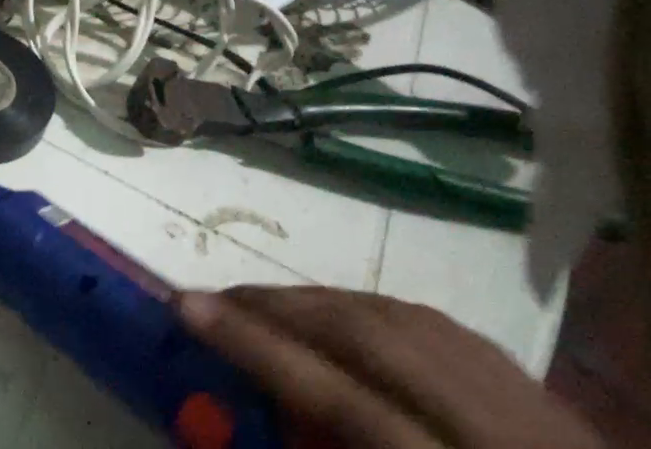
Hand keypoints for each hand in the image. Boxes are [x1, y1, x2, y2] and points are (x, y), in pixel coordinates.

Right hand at [178, 286, 602, 448]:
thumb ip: (319, 446)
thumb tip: (240, 401)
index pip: (341, 400)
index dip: (255, 348)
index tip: (184, 305)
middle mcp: (502, 434)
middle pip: (373, 339)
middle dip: (279, 307)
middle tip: (213, 297)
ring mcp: (536, 409)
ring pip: (409, 319)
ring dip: (322, 301)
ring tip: (264, 302)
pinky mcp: (547, 394)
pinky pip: (447, 328)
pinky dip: (379, 311)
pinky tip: (343, 313)